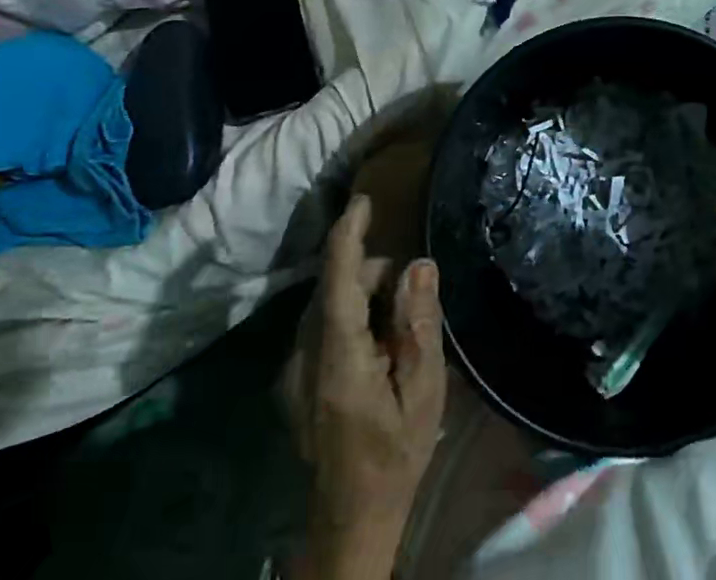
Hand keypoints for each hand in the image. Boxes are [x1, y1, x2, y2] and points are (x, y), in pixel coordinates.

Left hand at [283, 195, 445, 579]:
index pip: (338, 282)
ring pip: (322, 307)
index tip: (362, 201)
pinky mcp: (290, 383)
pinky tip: (377, 346)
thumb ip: (419, 324)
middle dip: (370, 272)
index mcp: (338, 359)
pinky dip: (348, 317)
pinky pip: (318, 328)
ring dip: (360, 295)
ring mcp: (290, 372)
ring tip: (400, 324)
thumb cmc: (398, 449)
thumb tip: (418, 265)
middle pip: (331, 289)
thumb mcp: (424, 387)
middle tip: (414, 292)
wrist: (350, 513)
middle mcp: (302, 358)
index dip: (348, 237)